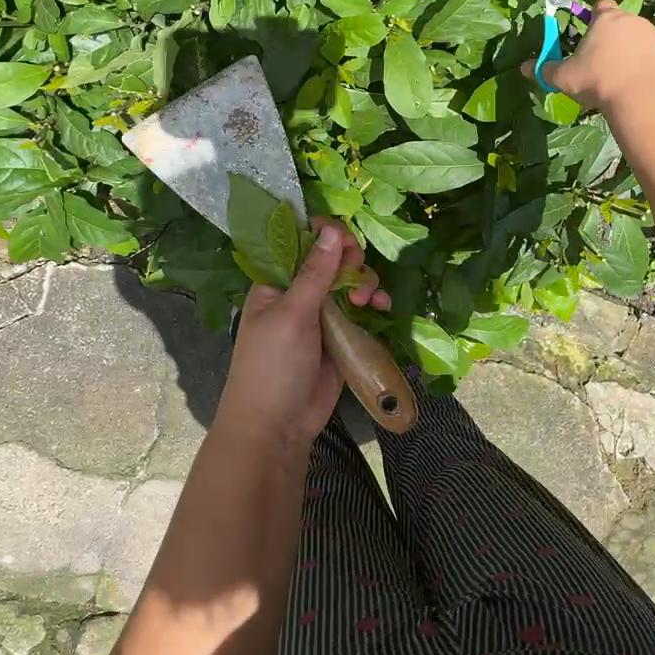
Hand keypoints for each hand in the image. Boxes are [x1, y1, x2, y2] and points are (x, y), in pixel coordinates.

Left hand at [218, 219, 389, 452]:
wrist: (278, 425)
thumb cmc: (272, 365)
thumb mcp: (292, 314)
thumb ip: (315, 273)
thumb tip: (331, 230)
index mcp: (276, 282)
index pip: (301, 243)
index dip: (325, 236)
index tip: (345, 240)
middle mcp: (299, 293)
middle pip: (333, 260)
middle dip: (351, 262)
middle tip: (356, 278)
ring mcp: (321, 314)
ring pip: (351, 283)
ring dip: (365, 283)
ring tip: (369, 300)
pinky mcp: (341, 335)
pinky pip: (361, 309)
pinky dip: (374, 303)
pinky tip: (383, 307)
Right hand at [522, 0, 654, 113]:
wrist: (643, 98)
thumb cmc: (598, 80)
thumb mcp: (565, 78)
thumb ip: (545, 71)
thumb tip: (523, 68)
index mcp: (606, 20)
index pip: (601, 6)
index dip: (595, 18)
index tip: (590, 35)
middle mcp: (633, 21)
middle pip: (622, 23)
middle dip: (615, 38)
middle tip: (604, 63)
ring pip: (642, 39)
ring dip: (634, 52)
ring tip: (624, 78)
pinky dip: (651, 67)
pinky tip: (642, 86)